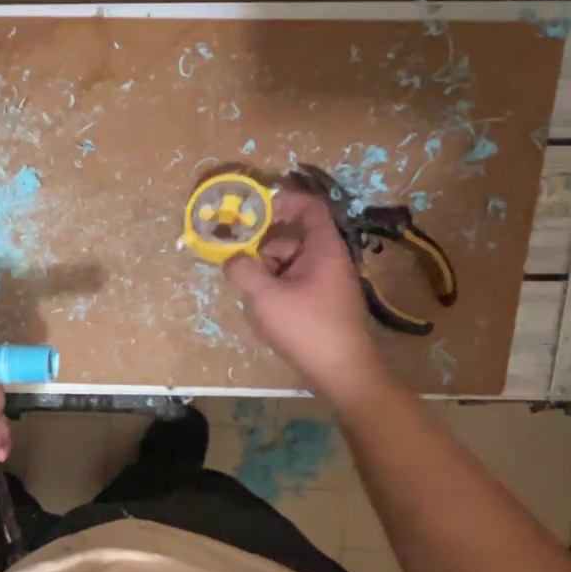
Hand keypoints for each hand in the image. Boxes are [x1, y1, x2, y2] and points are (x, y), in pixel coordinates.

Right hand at [225, 188, 390, 401]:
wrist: (340, 370)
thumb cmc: (306, 327)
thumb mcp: (265, 297)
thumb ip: (243, 272)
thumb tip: (230, 258)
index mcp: (323, 248)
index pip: (308, 208)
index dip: (284, 202)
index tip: (254, 211)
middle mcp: (328, 260)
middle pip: (291, 240)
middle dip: (262, 249)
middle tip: (237, 262)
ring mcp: (326, 284)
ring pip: (289, 266)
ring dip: (266, 274)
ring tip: (249, 295)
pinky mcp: (321, 305)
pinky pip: (294, 285)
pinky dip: (275, 291)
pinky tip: (264, 312)